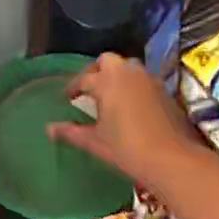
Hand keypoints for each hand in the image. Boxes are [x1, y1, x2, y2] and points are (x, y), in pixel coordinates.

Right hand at [49, 54, 197, 183]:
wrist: (168, 157)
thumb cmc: (125, 148)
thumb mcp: (93, 141)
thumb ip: (70, 132)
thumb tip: (49, 128)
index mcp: (107, 82)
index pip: (84, 78)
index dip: (72, 88)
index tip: (67, 99)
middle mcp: (128, 73)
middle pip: (107, 61)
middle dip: (94, 72)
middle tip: (87, 91)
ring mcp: (148, 80)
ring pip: (127, 67)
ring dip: (115, 76)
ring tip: (106, 96)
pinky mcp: (163, 90)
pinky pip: (141, 79)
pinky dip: (130, 85)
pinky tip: (126, 105)